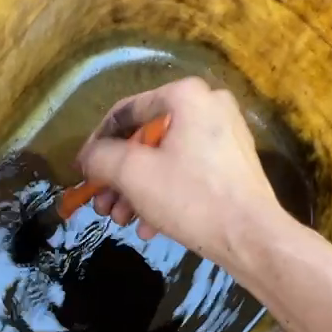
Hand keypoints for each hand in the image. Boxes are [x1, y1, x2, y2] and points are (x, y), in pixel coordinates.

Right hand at [74, 76, 292, 264]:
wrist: (250, 235)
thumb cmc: (189, 197)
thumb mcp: (132, 174)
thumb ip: (100, 158)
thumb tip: (87, 158)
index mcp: (184, 96)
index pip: (123, 114)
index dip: (95, 144)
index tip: (81, 174)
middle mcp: (207, 106)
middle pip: (144, 140)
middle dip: (117, 178)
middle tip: (102, 206)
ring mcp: (223, 135)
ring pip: (163, 160)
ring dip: (135, 192)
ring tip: (123, 221)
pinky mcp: (232, 164)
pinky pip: (185, 172)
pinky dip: (162, 195)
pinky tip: (150, 226)